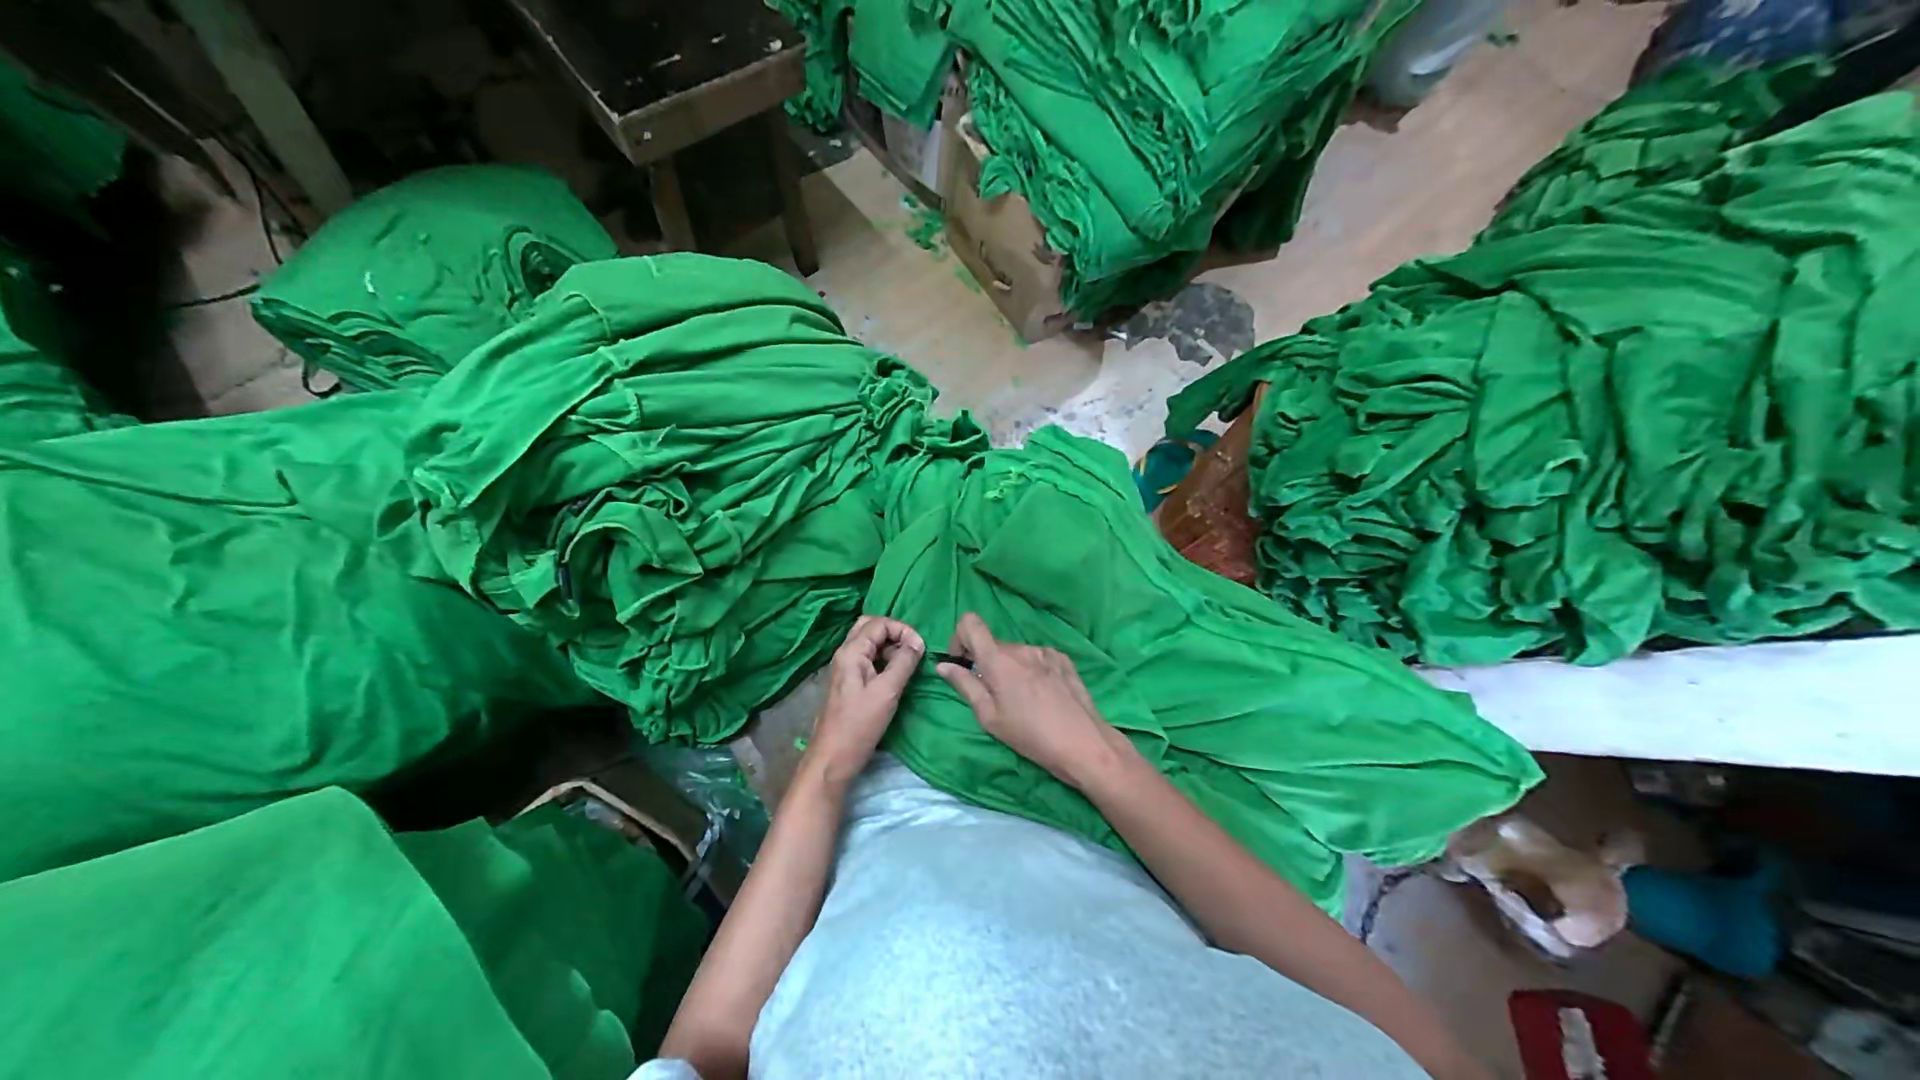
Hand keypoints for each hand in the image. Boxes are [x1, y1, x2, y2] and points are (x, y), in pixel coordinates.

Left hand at [805, 616, 924, 786]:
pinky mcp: (850, 681)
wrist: (834, 757)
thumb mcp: (887, 691)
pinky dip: (884, 658)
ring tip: (908, 662)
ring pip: (869, 642)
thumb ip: (903, 662)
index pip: (879, 623)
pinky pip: (868, 658)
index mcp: (851, 652)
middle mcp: (845, 653)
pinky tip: (897, 672)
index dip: (902, 629)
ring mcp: (846, 667)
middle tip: (913, 648)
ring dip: (890, 645)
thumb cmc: (860, 724)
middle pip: (870, 627)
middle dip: (894, 632)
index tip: (920, 648)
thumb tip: (917, 642)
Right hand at [934, 613, 1129, 789]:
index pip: (970, 623)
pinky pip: (1036, 657)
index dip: (960, 638)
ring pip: (1016, 653)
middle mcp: (1021, 648)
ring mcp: (1045, 651)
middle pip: (993, 644)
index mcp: (999, 659)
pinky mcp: (1063, 659)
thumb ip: (965, 685)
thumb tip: (944, 665)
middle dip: (986, 663)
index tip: (963, 663)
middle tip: (994, 695)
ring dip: (1010, 668)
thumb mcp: (989, 717)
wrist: (1083, 743)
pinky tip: (1042, 696)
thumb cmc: (1030, 735)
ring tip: (1022, 700)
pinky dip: (1031, 670)